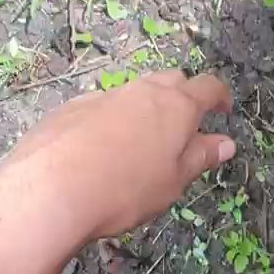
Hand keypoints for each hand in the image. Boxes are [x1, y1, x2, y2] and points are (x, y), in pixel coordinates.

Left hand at [0, 71, 234, 266]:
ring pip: (134, 92)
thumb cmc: (125, 190)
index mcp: (176, 105)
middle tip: (183, 127)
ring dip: (144, 109)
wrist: (47, 192)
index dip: (220, 96)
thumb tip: (226, 143)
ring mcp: (104, 96)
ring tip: (140, 144)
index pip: (208, 86)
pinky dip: (111, 121)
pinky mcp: (70, 109)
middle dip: (182, 96)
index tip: (223, 111)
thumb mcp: (173, 182)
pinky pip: (101, 107)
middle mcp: (142, 91)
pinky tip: (99, 152)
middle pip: (171, 80)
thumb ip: (200, 158)